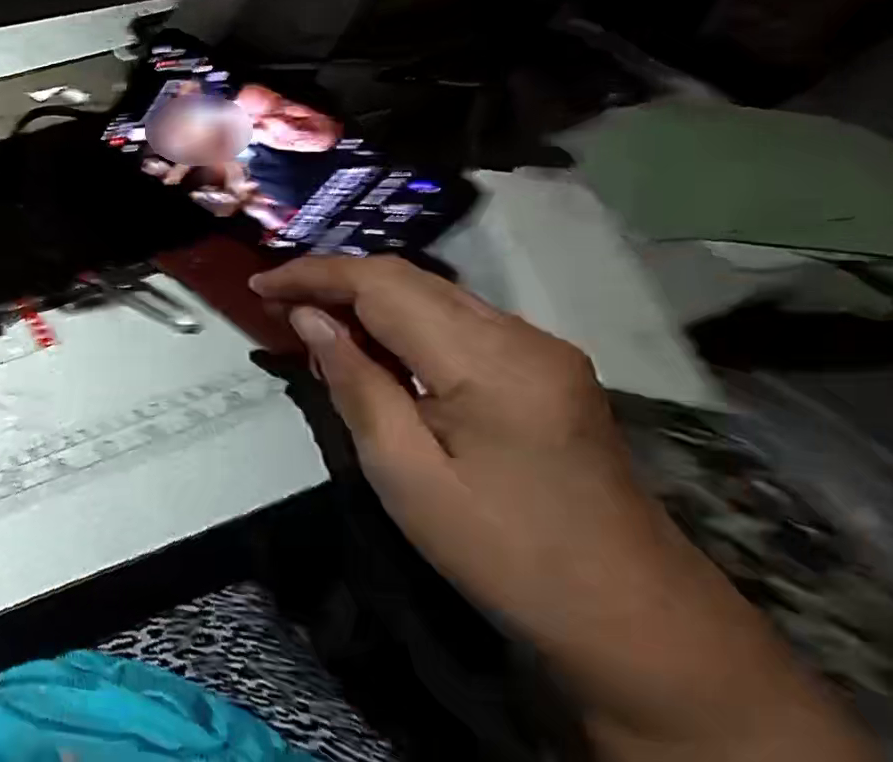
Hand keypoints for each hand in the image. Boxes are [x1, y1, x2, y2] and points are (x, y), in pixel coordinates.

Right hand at [250, 255, 876, 761]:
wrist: (633, 618)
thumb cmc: (502, 553)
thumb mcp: (404, 474)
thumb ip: (355, 383)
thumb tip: (309, 318)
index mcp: (488, 361)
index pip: (382, 284)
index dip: (314, 275)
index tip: (259, 283)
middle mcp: (520, 335)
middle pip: (409, 277)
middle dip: (336, 280)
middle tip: (276, 301)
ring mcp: (542, 349)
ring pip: (434, 295)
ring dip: (368, 299)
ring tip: (312, 321)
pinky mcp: (547, 368)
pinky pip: (459, 322)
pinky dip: (404, 322)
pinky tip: (375, 349)